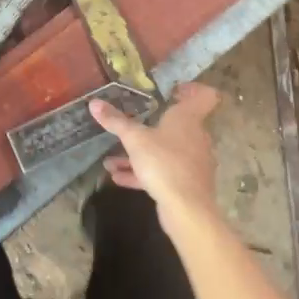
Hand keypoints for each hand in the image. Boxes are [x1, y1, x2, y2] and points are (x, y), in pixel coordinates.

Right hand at [91, 83, 220, 223]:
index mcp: (188, 118)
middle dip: (152, 126)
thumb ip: (116, 121)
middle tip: (132, 124)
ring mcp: (193, 162)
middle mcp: (195, 137)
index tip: (174, 90)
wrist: (187, 208)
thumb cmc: (164, 162)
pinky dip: (142, 173)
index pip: (205, 96)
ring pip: (165, 151)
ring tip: (112, 159)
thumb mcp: (135, 139)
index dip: (193, 89)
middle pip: (178, 125)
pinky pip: (163, 171)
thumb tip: (94, 103)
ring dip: (140, 154)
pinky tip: (118, 178)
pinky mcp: (187, 183)